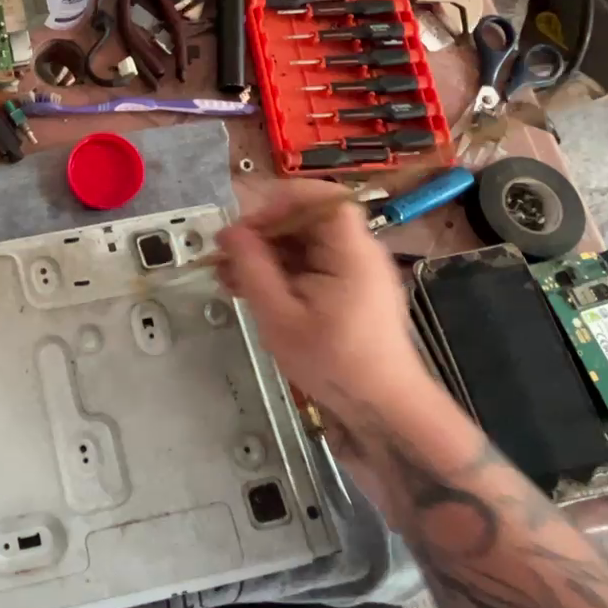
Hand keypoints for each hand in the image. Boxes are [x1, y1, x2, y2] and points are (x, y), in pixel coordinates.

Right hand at [215, 181, 427, 412]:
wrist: (382, 410)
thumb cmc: (335, 363)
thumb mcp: (281, 317)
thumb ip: (253, 269)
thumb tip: (228, 232)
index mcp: (351, 252)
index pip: (325, 197)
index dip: (284, 200)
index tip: (249, 226)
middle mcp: (358, 252)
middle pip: (307, 219)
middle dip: (263, 232)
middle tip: (225, 256)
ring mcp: (354, 271)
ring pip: (303, 243)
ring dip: (264, 254)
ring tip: (227, 277)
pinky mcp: (347, 290)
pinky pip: (309, 265)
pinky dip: (279, 272)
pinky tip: (248, 290)